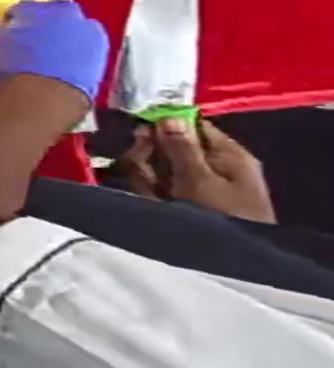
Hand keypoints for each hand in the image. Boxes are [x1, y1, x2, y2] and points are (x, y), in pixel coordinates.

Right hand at [0, 0, 108, 104]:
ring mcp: (92, 34)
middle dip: (45, 22)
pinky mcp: (102, 54)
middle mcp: (73, 16)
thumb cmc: (17, 63)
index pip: (26, 6)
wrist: (47, 91)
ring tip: (44, 50)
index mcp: (45, 9)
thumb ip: (2, 30)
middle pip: (57, 14)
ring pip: (74, 29)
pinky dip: (73, 50)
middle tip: (29, 35)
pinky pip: (85, 46)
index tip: (8, 25)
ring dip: (62, 36)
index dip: (16, 15)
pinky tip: (57, 62)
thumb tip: (1, 27)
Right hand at [118, 117, 276, 223]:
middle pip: (165, 143)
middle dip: (147, 154)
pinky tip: (149, 197)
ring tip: (150, 191)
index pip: (192, 124)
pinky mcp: (178, 192)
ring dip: (143, 172)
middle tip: (143, 168)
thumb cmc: (221, 210)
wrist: (227, 250)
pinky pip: (152, 179)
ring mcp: (192, 178)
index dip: (164, 124)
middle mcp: (209, 162)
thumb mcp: (199, 177)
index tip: (141, 133)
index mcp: (225, 153)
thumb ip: (181, 147)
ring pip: (153, 162)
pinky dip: (145, 186)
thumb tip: (167, 117)